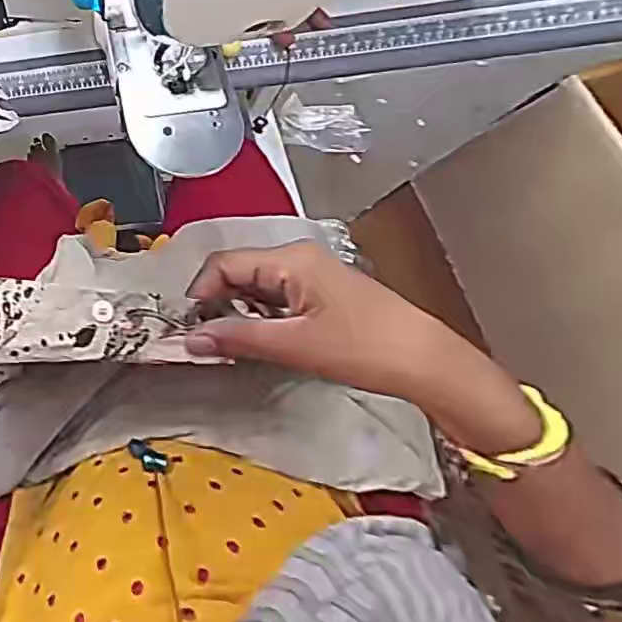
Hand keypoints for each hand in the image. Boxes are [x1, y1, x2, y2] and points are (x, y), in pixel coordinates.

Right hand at [183, 240, 539, 453]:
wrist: (429, 364)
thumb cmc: (368, 347)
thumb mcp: (295, 345)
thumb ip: (238, 338)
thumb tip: (192, 339)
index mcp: (290, 259)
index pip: (223, 264)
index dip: (200, 293)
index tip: (191, 327)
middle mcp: (297, 258)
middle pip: (235, 272)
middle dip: (217, 304)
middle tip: (210, 339)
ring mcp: (309, 274)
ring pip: (253, 286)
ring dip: (238, 313)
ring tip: (236, 344)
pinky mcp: (319, 292)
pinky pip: (273, 297)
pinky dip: (259, 317)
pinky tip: (263, 341)